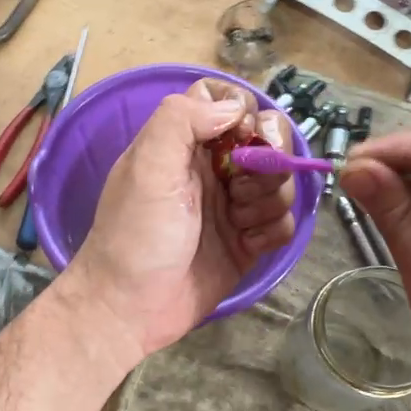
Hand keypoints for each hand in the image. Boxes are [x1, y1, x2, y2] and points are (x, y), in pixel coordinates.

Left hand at [64, 80, 296, 358]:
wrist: (130, 308)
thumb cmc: (134, 235)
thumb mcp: (147, 167)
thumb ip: (181, 121)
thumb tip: (232, 110)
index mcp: (183, 145)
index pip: (225, 102)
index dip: (242, 111)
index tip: (241, 135)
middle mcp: (211, 170)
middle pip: (265, 139)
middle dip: (269, 158)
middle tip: (243, 186)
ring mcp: (231, 207)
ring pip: (279, 180)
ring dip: (269, 198)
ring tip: (239, 222)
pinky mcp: (246, 244)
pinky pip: (281, 223)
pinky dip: (273, 231)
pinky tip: (249, 245)